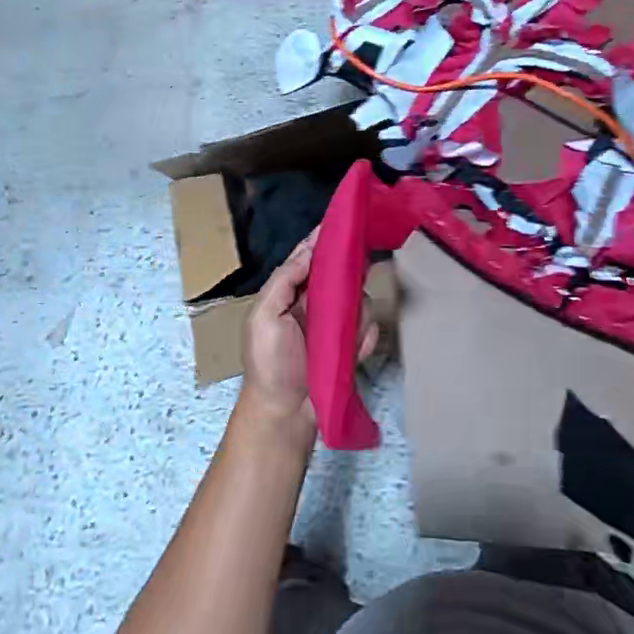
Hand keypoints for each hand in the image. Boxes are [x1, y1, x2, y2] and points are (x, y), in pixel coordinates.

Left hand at [238, 228, 378, 448]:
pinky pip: (367, 330)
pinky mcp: (350, 348)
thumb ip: (284, 280)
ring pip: (358, 301)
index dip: (324, 239)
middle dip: (350, 273)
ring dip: (357, 311)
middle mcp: (313, 305)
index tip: (344, 220)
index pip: (309, 258)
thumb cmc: (269, 363)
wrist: (285, 414)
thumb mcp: (265, 316)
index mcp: (289, 293)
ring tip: (345, 332)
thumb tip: (308, 250)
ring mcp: (334, 327)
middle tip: (362, 268)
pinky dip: (365, 338)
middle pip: (339, 275)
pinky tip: (354, 350)